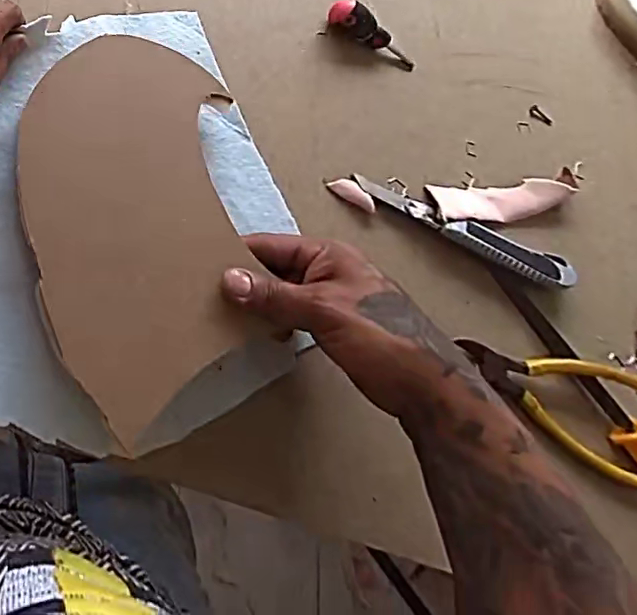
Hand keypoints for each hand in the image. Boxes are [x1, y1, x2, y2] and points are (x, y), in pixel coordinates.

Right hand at [222, 235, 476, 421]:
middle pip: (273, 268)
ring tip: (226, 311)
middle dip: (245, 280)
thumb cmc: (386, 338)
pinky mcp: (331, 325)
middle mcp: (327, 270)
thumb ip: (274, 295)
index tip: (205, 266)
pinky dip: (273, 319)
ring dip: (258, 302)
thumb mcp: (323, 311)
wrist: (431, 392)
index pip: (270, 246)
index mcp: (327, 254)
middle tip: (209, 291)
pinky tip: (255, 330)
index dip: (239, 255)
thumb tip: (230, 279)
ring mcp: (329, 298)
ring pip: (281, 292)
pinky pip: (291, 313)